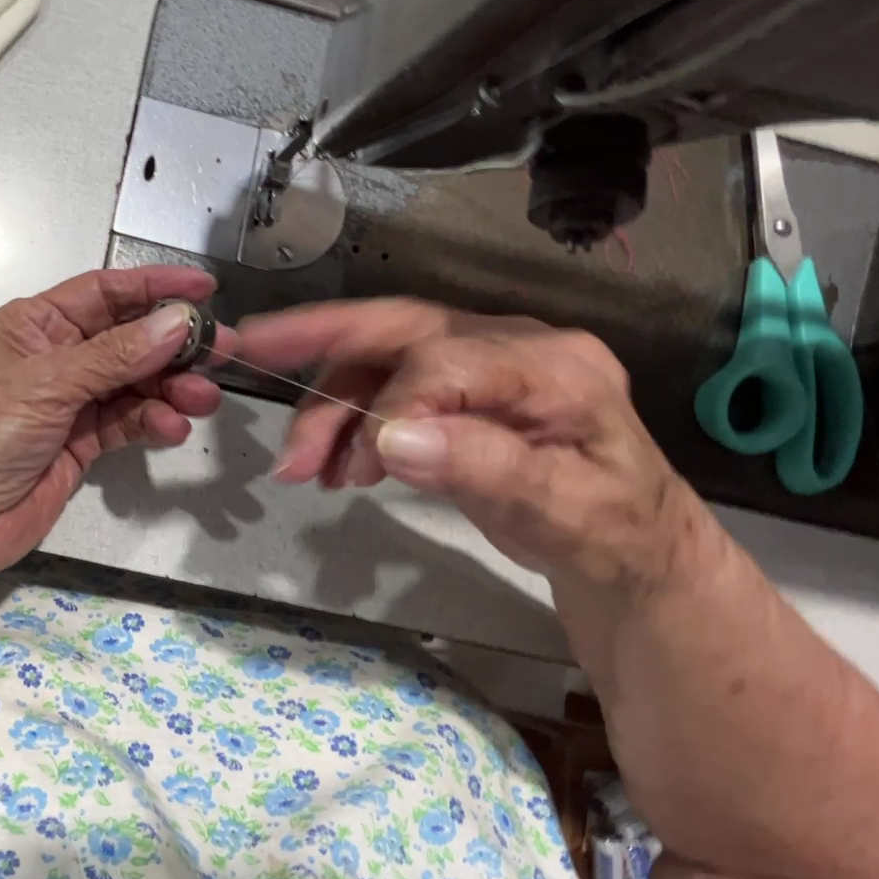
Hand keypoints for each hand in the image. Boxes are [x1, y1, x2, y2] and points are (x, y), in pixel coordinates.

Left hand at [0, 267, 229, 574]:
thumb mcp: (47, 383)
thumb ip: (114, 355)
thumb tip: (177, 322)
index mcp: (35, 326)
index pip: (103, 292)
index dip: (154, 286)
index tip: (204, 287)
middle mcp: (57, 358)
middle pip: (128, 338)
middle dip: (174, 343)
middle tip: (222, 351)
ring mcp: (71, 402)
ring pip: (135, 382)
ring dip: (171, 387)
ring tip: (202, 398)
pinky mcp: (83, 443)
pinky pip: (129, 422)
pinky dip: (153, 421)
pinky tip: (171, 427)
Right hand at [237, 299, 718, 595]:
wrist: (626, 552)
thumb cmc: (610, 534)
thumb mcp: (565, 511)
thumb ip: (485, 467)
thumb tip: (391, 437)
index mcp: (550, 364)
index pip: (444, 361)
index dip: (390, 406)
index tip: (358, 468)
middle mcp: (507, 346)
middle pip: (396, 327)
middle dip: (317, 336)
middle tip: (252, 347)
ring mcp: (475, 365)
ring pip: (375, 363)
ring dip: (326, 411)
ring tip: (298, 470)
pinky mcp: (451, 391)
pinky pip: (380, 391)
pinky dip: (344, 427)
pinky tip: (334, 469)